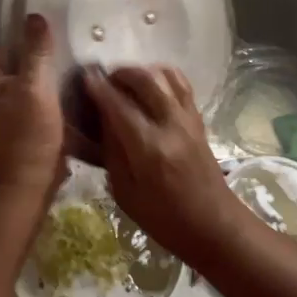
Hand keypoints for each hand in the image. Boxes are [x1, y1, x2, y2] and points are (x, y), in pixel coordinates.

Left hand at [0, 14, 66, 196]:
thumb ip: (36, 51)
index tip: (61, 43)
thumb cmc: (28, 134)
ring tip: (77, 75)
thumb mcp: (35, 87)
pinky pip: (39, 103)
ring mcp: (5, 112)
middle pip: (22, 65)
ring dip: (52, 82)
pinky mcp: (21, 126)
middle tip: (74, 58)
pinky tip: (74, 97)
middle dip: (46, 63)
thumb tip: (35, 16)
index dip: (35, 43)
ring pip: (33, 85)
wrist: (29, 184)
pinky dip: (53, 100)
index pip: (11, 46)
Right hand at [82, 66, 242, 260]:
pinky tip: (151, 87)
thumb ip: (112, 152)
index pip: (118, 106)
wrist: (212, 225)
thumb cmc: (163, 218)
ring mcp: (188, 119)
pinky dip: (163, 77)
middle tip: (105, 79)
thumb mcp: (125, 193)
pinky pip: (181, 85)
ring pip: (166, 75)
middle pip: (145, 79)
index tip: (84, 75)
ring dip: (143, 71)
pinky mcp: (198, 120)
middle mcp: (171, 125)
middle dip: (121, 73)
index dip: (98, 87)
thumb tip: (101, 119)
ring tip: (127, 81)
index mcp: (149, 148)